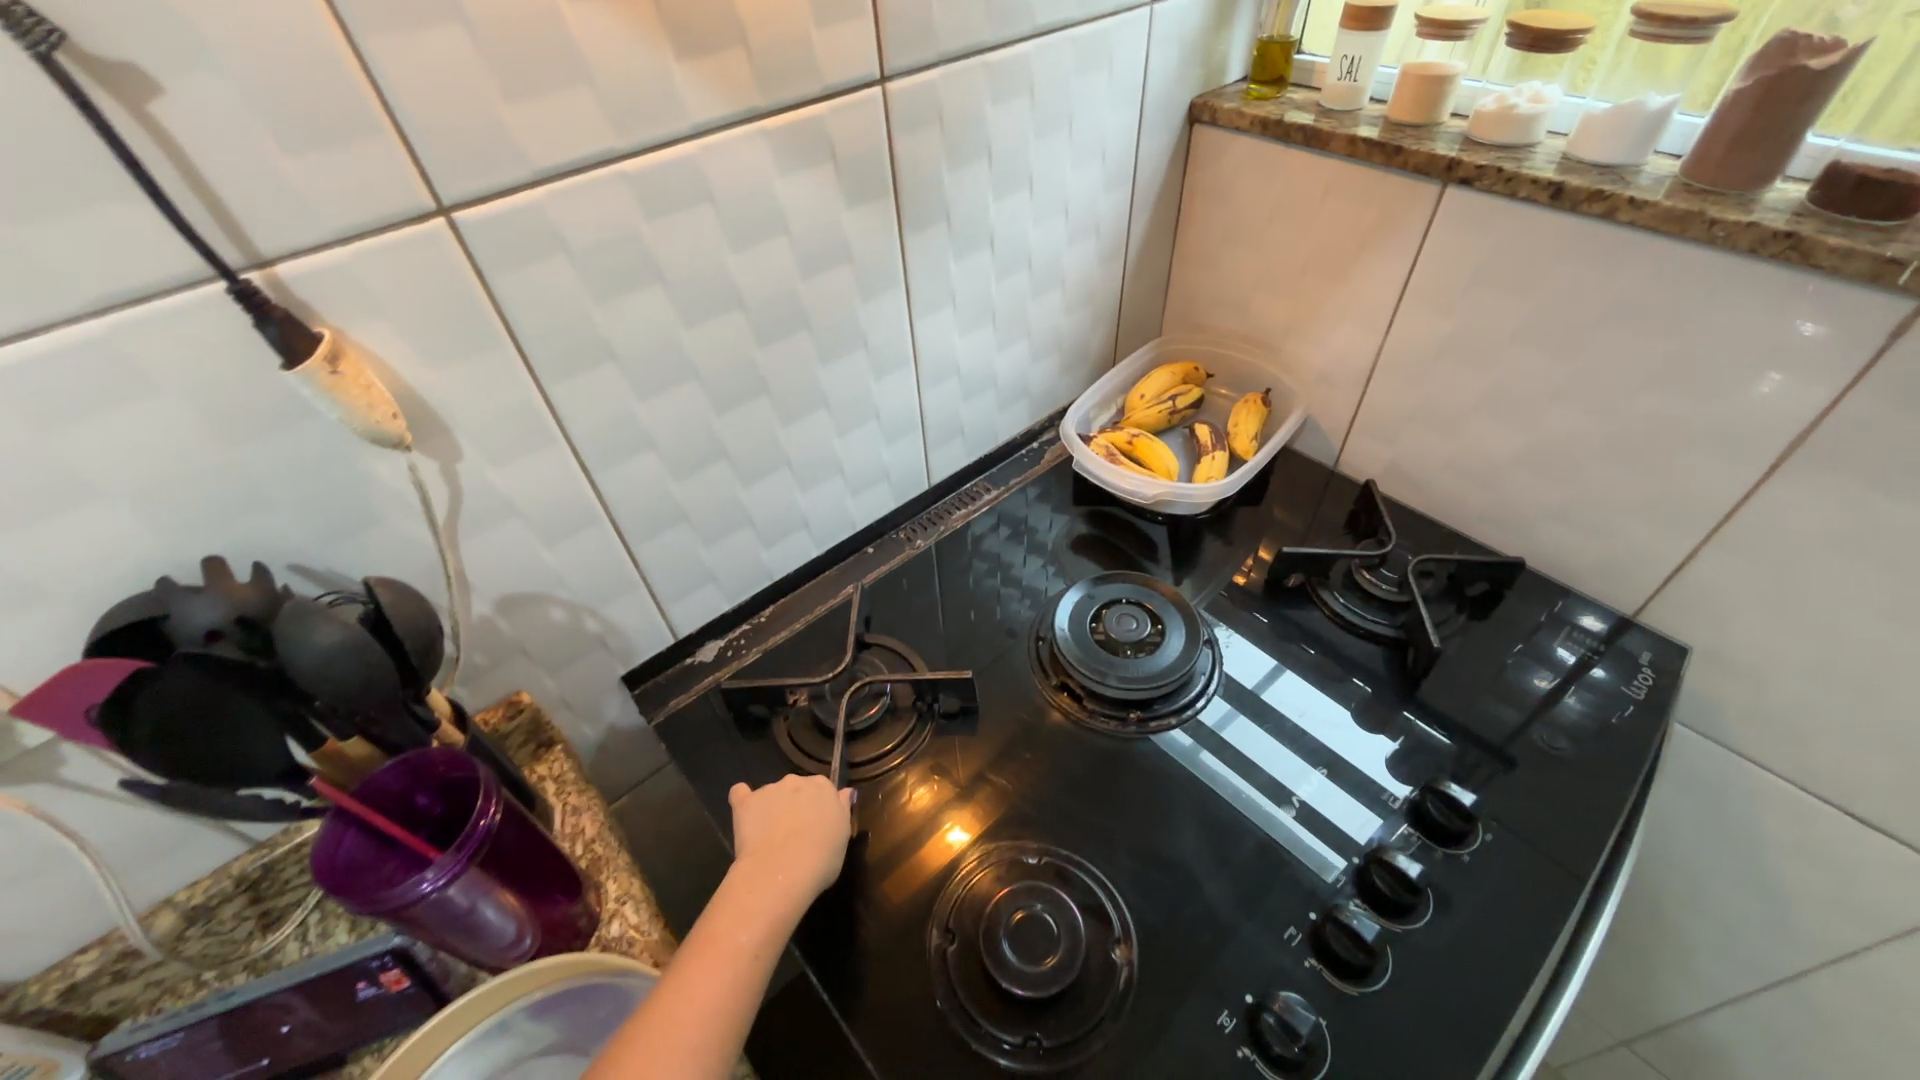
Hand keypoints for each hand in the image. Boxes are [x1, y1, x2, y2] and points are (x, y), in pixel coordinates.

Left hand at [727, 775, 853, 907]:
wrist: (783, 871)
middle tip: (795, 831)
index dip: (818, 807)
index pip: (822, 788)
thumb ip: (842, 809)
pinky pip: (740, 793)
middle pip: (796, 788)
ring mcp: (769, 790)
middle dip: (795, 804)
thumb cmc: (822, 859)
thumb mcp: (843, 836)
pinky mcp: (745, 803)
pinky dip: (742, 799)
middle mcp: (796, 781)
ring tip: (770, 836)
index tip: (816, 825)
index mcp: (823, 787)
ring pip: (772, 793)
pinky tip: (744, 813)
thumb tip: (845, 792)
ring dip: (772, 807)